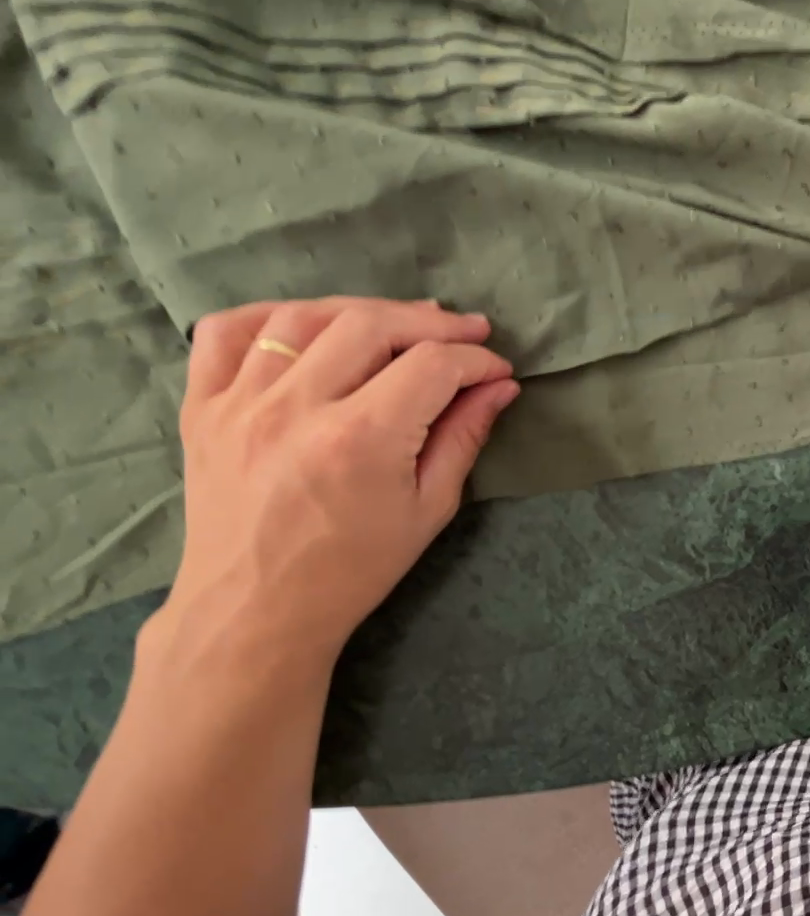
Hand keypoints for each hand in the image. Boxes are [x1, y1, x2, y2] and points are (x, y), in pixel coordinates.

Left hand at [158, 297, 518, 665]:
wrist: (257, 604)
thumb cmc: (358, 564)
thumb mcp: (431, 507)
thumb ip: (464, 437)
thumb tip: (500, 388)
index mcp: (362, 439)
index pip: (432, 367)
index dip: (476, 360)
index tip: (500, 371)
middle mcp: (297, 407)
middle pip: (371, 326)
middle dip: (432, 323)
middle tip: (469, 330)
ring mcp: (240, 401)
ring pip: (304, 317)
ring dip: (364, 311)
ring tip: (402, 322)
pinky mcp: (202, 405)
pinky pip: (228, 332)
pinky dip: (275, 315)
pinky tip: (313, 326)